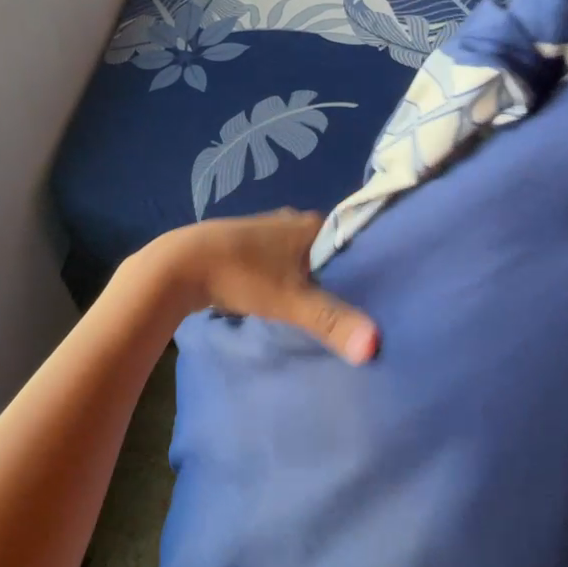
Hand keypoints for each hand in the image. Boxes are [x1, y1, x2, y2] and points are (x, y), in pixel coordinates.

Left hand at [135, 209, 379, 364]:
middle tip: (363, 306)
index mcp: (309, 224)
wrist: (182, 264)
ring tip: (332, 309)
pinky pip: (280, 264)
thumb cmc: (243, 274)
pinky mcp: (246, 248)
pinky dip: (289, 280)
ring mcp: (266, 232)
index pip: (353, 239)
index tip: (385, 291)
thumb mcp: (292, 301)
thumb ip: (333, 322)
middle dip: (342, 275)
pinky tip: (293, 302)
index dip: (370, 264)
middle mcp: (291, 220)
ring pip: (302, 258)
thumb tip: (376, 346)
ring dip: (313, 279)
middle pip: (327, 251)